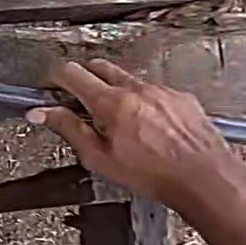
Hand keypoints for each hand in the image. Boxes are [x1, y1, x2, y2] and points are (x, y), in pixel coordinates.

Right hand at [25, 60, 245, 214]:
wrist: (204, 178)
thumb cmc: (152, 172)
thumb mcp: (97, 156)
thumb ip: (68, 128)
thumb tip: (41, 113)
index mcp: (111, 103)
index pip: (73, 74)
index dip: (56, 79)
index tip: (51, 88)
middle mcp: (137, 89)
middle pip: (100, 66)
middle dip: (83, 77)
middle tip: (75, 98)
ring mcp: (162, 91)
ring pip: (127, 80)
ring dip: (113, 91)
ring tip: (113, 120)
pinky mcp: (181, 97)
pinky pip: (152, 91)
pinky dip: (140, 101)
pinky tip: (143, 126)